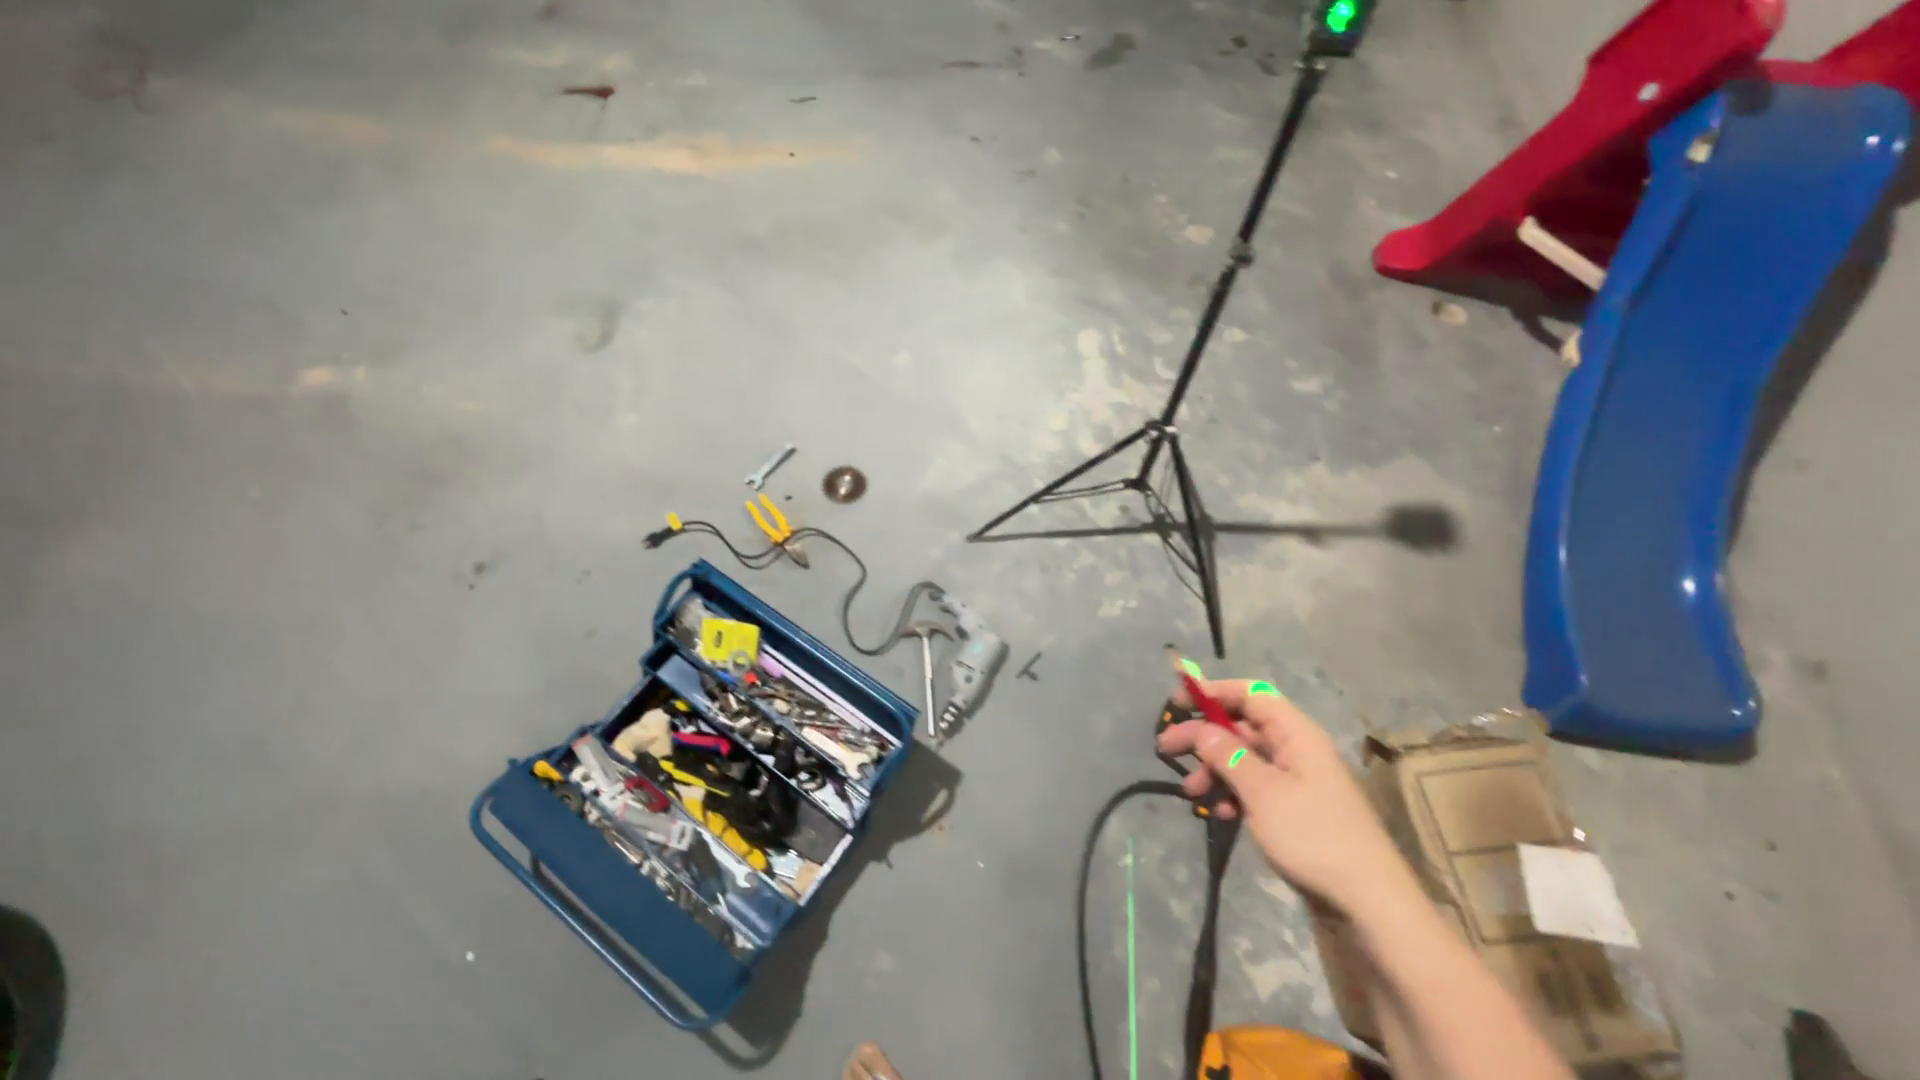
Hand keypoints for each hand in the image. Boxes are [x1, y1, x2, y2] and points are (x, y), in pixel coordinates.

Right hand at [1156, 679, 1415, 913]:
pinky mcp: (1295, 809)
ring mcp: (1298, 780)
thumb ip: (1228, 755)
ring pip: (1245, 759)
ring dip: (1215, 769)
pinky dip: (1232, 794)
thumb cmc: (1314, 836)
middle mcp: (1297, 749)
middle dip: (1205, 737)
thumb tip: (1200, 727)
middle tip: (1165, 750)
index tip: (1178, 704)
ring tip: (1192, 793)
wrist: (1367, 898)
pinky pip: (1255, 787)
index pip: (1251, 694)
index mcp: (1296, 733)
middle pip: (1244, 726)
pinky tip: (1219, 814)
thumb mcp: (1263, 792)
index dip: (1214, 692)